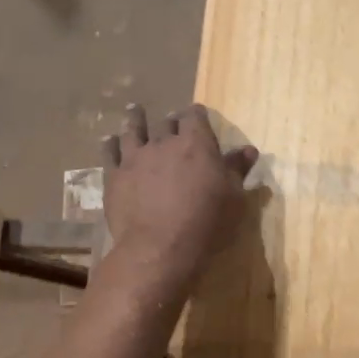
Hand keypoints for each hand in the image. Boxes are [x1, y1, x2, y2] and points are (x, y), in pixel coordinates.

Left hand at [100, 104, 257, 293]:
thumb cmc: (207, 222)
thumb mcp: (234, 198)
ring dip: (136, 119)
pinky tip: (110, 140)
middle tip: (171, 121)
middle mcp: (164, 143)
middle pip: (166, 122)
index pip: (195, 116)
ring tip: (135, 110)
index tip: (198, 114)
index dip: (197, 114)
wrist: (160, 247)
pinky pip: (109, 152)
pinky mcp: (115, 175)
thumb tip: (248, 149)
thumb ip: (238, 170)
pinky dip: (110, 143)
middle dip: (171, 120)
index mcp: (197, 144)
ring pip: (134, 129)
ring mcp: (135, 157)